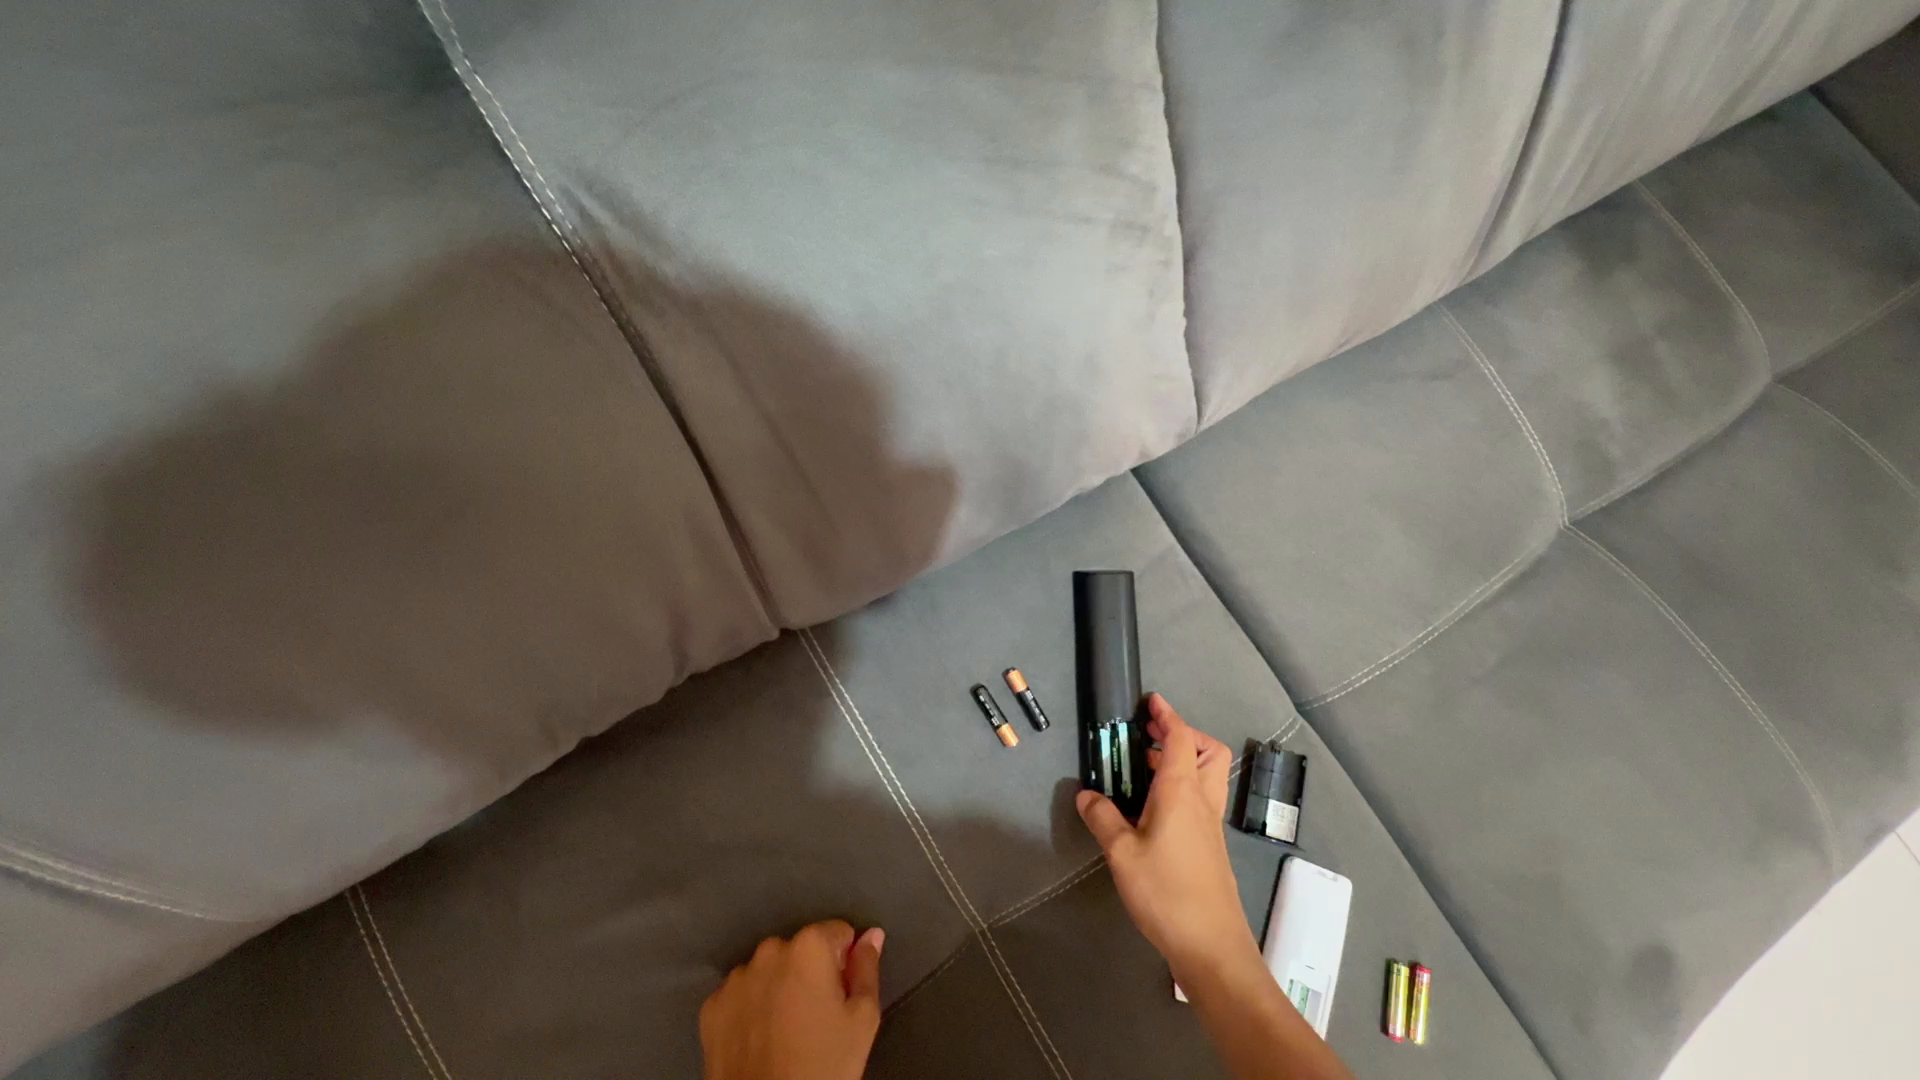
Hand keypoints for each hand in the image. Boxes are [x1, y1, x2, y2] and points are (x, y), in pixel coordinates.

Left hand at [700, 920, 885, 1079]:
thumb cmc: (825, 1064)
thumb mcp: (863, 1018)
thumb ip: (867, 968)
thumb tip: (871, 935)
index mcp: (809, 946)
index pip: (839, 933)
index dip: (846, 963)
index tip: (842, 995)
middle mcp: (769, 951)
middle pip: (801, 950)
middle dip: (811, 972)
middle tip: (817, 1016)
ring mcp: (735, 979)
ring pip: (769, 970)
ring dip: (780, 987)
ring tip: (787, 1030)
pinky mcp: (711, 1007)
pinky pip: (741, 995)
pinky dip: (751, 1008)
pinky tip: (760, 1039)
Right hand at [1076, 694, 1259, 984]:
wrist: (1211, 945)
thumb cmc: (1166, 892)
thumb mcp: (1121, 853)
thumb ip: (1103, 818)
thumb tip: (1086, 795)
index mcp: (1182, 791)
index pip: (1181, 738)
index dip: (1167, 715)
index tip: (1151, 701)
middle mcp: (1202, 801)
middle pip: (1208, 751)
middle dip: (1183, 735)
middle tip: (1149, 740)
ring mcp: (1210, 824)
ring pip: (1207, 776)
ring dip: (1183, 761)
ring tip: (1143, 770)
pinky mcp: (1210, 845)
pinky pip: (1201, 799)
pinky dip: (1181, 787)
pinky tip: (1152, 808)